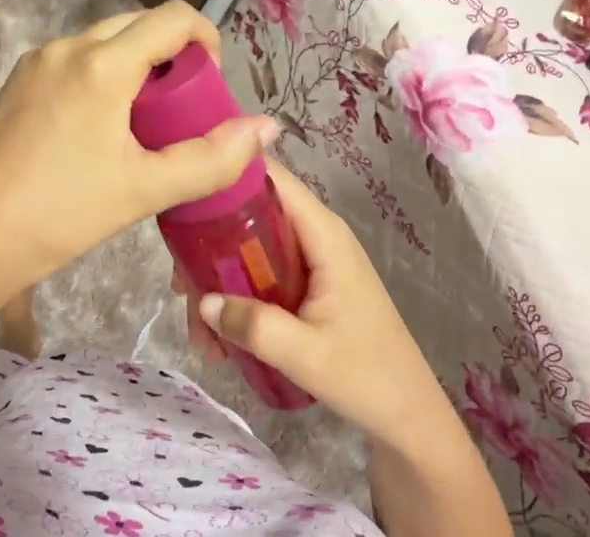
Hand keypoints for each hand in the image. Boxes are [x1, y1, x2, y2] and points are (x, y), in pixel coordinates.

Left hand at [0, 1, 277, 314]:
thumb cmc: (63, 213)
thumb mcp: (146, 190)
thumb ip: (213, 158)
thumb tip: (266, 127)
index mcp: (101, 64)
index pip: (172, 17)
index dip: (206, 39)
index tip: (210, 85)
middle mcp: (66, 48)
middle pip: (137, 25)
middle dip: (171, 56)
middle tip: (181, 112)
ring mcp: (34, 62)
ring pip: (102, 43)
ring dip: (134, 68)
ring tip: (141, 126)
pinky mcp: (15, 82)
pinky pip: (72, 62)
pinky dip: (100, 78)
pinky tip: (96, 131)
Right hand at [197, 162, 441, 442]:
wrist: (409, 417)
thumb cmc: (368, 377)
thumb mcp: (305, 354)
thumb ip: (254, 325)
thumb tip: (201, 300)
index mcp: (322, 234)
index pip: (269, 176)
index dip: (226, 173)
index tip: (183, 193)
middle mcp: (315, 235)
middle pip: (249, 213)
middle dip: (208, 245)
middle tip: (179, 286)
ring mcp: (310, 259)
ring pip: (248, 248)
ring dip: (218, 282)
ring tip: (199, 332)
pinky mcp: (306, 283)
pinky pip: (258, 273)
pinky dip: (235, 296)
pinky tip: (219, 338)